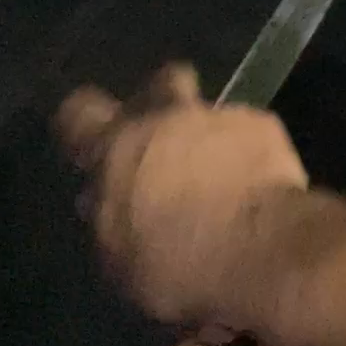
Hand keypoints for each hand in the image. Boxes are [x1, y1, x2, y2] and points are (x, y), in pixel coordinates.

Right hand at [55, 63, 307, 327]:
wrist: (260, 247)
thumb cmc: (177, 264)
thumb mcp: (121, 254)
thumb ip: (112, 212)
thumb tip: (108, 194)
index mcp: (120, 148)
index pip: (80, 112)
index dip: (84, 123)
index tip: (91, 142)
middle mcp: (170, 118)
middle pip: (164, 81)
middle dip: (163, 99)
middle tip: (168, 135)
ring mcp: (223, 115)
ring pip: (212, 112)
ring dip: (211, 136)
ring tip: (222, 173)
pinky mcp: (265, 123)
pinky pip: (250, 130)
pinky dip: (248, 151)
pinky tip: (255, 180)